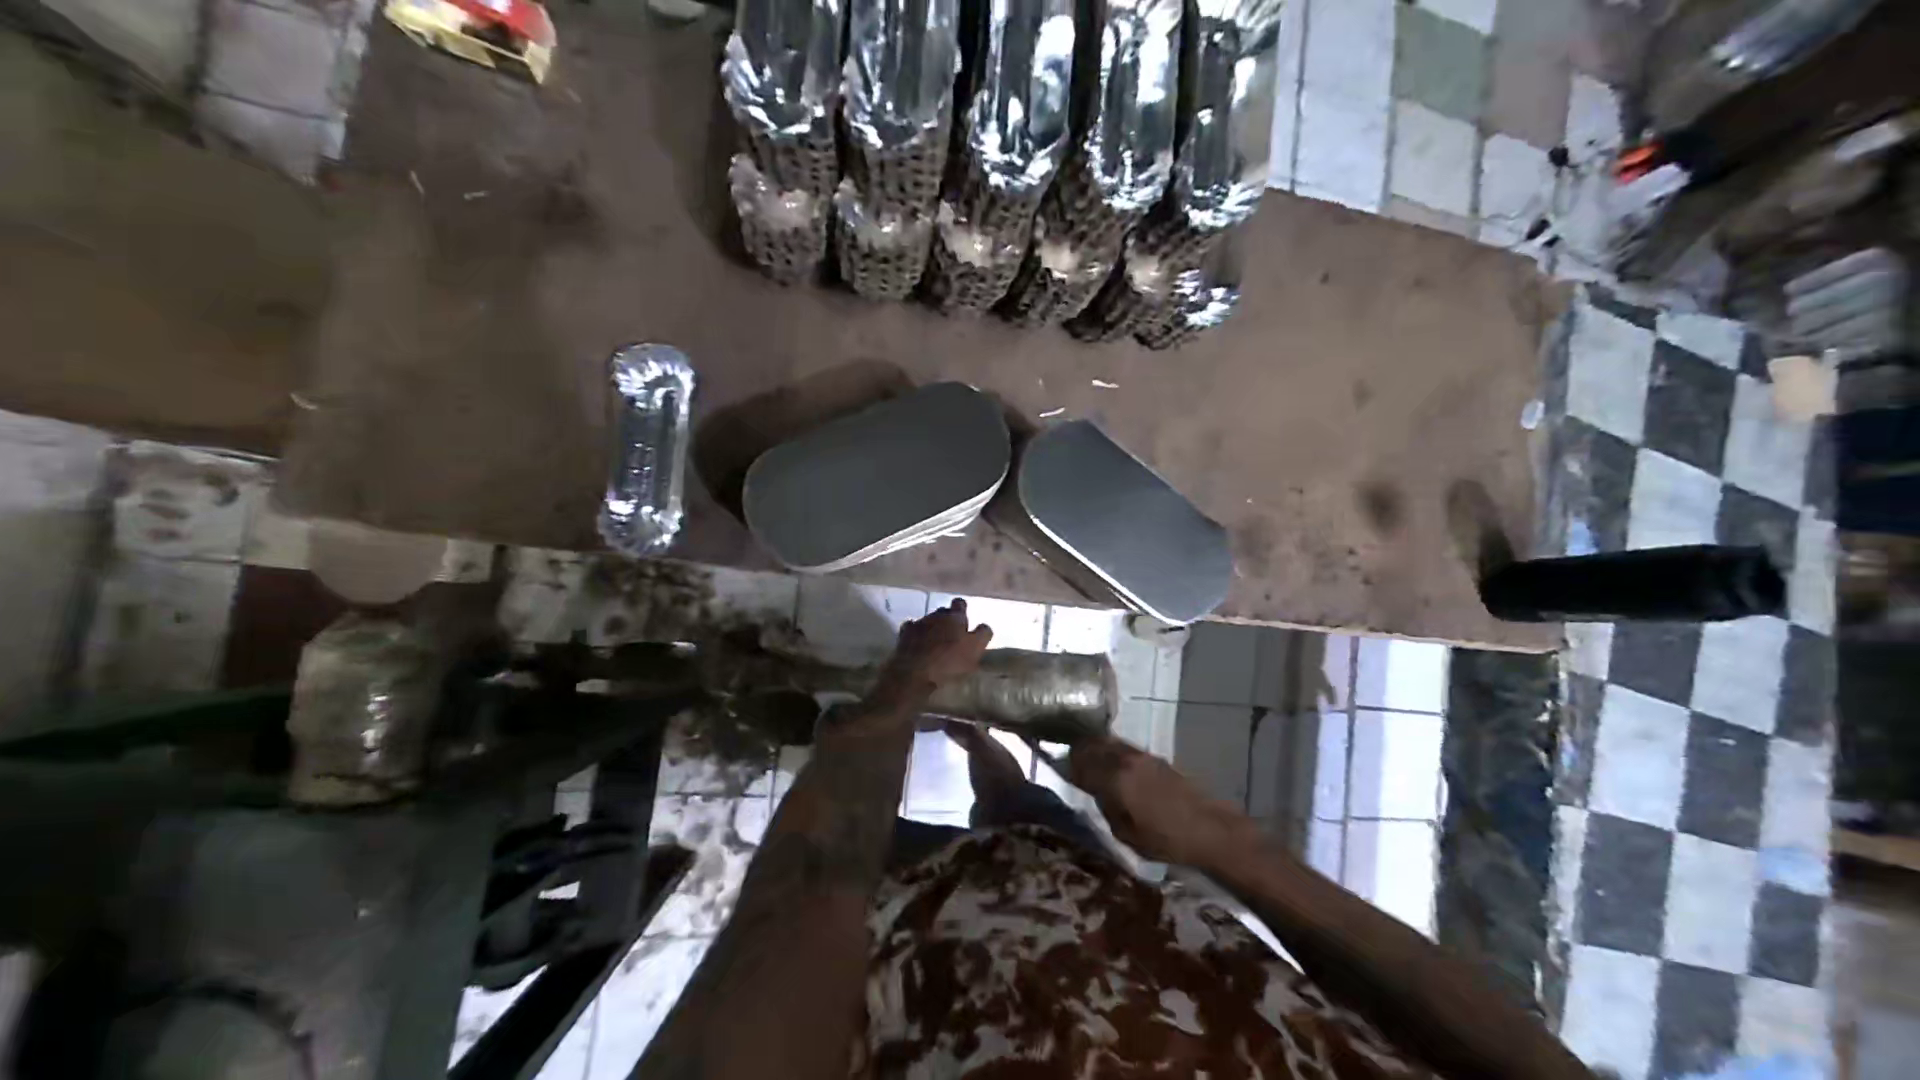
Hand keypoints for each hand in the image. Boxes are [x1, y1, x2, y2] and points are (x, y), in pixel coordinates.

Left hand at [872, 599, 992, 704]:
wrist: (914, 672)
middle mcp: (938, 614)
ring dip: (933, 627)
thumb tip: (985, 627)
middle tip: (952, 635)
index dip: (964, 613)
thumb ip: (982, 636)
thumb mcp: (974, 652)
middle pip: (945, 611)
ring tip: (934, 642)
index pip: (962, 605)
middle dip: (948, 619)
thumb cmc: (948, 664)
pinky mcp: (905, 632)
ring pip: (930, 619)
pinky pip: (913, 628)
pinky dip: (916, 633)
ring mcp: (920, 622)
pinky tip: (917, 643)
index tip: (965, 625)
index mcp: (957, 617)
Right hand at [1068, 736, 1250, 867]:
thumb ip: (1104, 806)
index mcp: (1114, 777)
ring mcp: (1142, 754)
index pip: (1079, 762)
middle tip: (1069, 763)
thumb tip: (1093, 791)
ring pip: (1108, 742)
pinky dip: (1112, 751)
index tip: (1058, 769)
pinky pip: (1123, 747)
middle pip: (1091, 744)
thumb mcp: (1124, 832)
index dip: (1065, 765)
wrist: (1210, 830)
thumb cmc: (1165, 840)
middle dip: (1078, 751)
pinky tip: (1112, 766)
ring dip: (1095, 748)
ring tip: (1089, 763)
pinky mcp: (1155, 757)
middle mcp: (1125, 758)